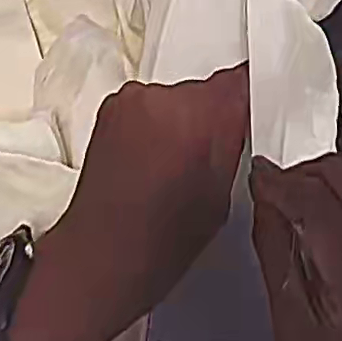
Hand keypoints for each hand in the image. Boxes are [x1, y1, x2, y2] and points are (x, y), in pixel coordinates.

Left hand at [8, 66, 247, 340]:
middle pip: (207, 90)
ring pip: (178, 96)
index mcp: (205, 119)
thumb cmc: (159, 242)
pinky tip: (146, 157)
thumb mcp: (220, 195)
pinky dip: (152, 121)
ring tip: (168, 162)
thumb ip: (232, 141)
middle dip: (209, 115)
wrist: (96, 259)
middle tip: (202, 156)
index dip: (245, 95)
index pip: (240, 80)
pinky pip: (149, 102)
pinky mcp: (114, 103)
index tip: (245, 109)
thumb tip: (239, 111)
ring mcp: (138, 98)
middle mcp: (170, 98)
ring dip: (179, 118)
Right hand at [250, 155, 341, 340]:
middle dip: (304, 179)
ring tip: (302, 220)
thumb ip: (276, 250)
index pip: (315, 196)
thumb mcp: (294, 324)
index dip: (280, 182)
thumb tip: (267, 201)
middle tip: (276, 192)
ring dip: (329, 196)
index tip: (262, 176)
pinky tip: (333, 239)